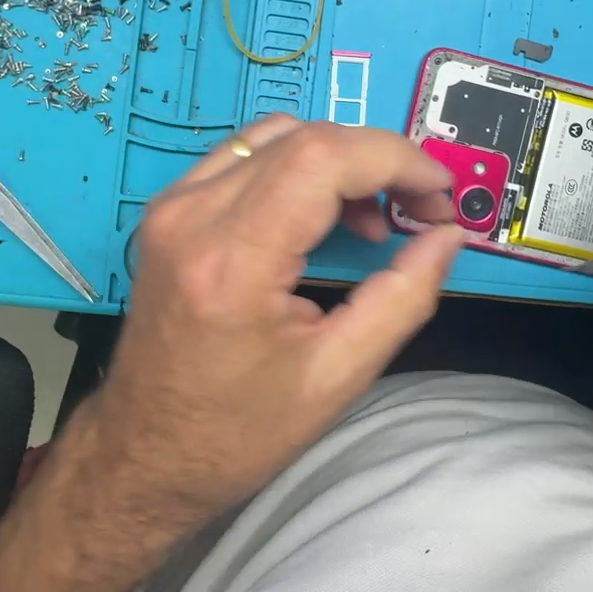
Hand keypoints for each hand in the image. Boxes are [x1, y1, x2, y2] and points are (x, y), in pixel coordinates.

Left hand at [82, 116, 463, 520]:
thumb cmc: (238, 432)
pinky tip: (321, 215)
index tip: (438, 195)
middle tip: (418, 210)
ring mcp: (173, 206)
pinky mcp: (170, 209)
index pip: (323, 157)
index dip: (395, 160)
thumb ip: (404, 296)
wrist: (143, 455)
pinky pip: (247, 156)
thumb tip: (448, 235)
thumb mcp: (338, 375)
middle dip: (378, 160)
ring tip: (371, 220)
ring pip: (276, 136)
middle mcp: (193, 215)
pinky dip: (300, 167)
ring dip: (340, 161)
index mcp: (232, 261)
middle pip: (304, 138)